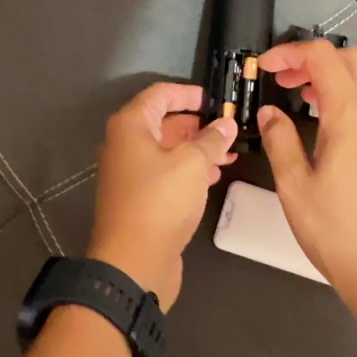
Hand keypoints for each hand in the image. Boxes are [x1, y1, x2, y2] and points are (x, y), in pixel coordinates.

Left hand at [87, 82, 237, 308]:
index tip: (216, 99)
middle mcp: (125, 145)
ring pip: (168, 150)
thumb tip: (225, 123)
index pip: (160, 94)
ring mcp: (130, 173)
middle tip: (229, 129)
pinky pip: (166, 172)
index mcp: (131, 126)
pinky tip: (214, 176)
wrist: (133, 263)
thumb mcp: (192, 164)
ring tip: (230, 154)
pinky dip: (189, 170)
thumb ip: (211, 140)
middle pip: (164, 122)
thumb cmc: (160, 202)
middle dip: (198, 124)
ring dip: (198, 149)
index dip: (188, 93)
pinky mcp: (139, 198)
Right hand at [255, 41, 356, 300]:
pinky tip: (338, 125)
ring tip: (308, 98)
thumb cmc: (336, 230)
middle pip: (351, 59)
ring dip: (339, 76)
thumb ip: (280, 140)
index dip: (289, 53)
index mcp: (351, 114)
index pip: (322, 57)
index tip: (264, 68)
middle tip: (283, 82)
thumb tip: (270, 113)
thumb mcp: (294, 185)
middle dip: (314, 60)